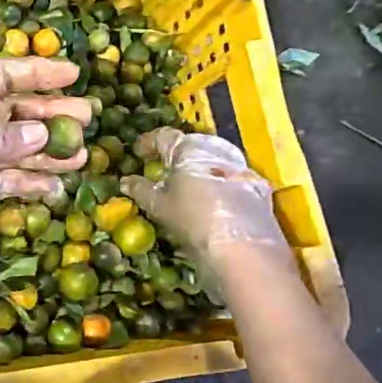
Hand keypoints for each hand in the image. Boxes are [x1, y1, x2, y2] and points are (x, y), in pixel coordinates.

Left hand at [0, 57, 93, 236]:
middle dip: (53, 113)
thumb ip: (2, 140)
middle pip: (20, 112)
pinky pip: (13, 180)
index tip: (72, 74)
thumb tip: (42, 134)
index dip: (38, 73)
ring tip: (81, 153)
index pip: (6, 77)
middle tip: (87, 117)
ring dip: (50, 150)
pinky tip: (58, 184)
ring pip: (22, 148)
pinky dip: (34, 182)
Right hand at [119, 129, 290, 296]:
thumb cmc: (193, 218)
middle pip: (190, 146)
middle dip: (174, 157)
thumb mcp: (159, 206)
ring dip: (195, 171)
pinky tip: (206, 204)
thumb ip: (141, 190)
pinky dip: (213, 186)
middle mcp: (216, 148)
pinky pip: (226, 179)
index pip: (163, 136)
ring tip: (182, 189)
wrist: (243, 246)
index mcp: (188, 148)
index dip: (147, 143)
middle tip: (158, 172)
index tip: (137, 153)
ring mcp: (238, 166)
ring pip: (210, 162)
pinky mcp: (255, 186)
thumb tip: (126, 181)